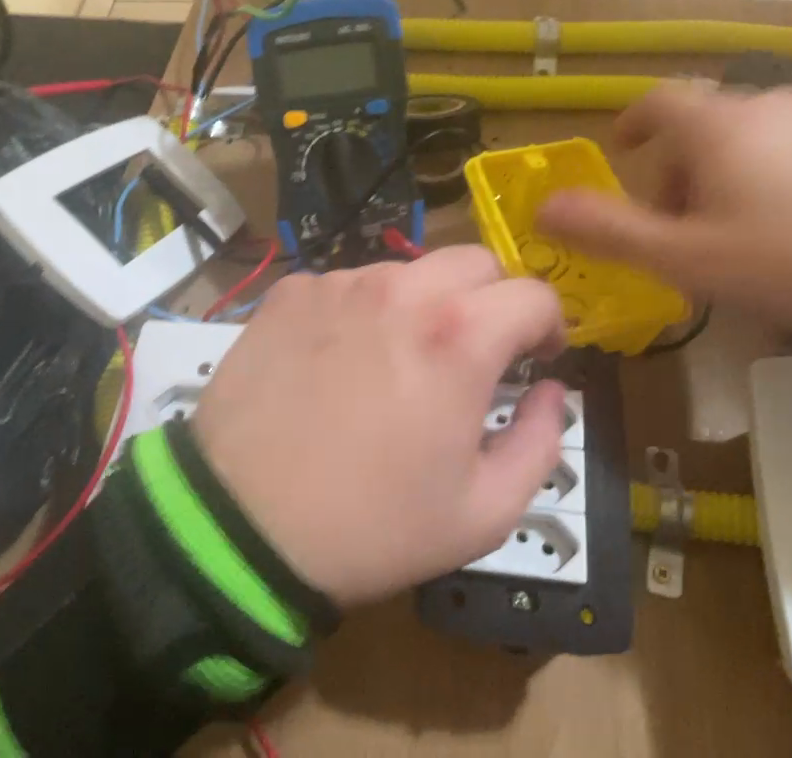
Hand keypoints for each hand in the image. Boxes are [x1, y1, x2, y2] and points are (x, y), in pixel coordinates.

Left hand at [191, 246, 566, 606]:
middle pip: (475, 262)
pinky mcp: (289, 294)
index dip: (549, 325)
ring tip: (400, 362)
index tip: (537, 358)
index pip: (533, 292)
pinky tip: (342, 363)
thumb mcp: (485, 512)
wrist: (241, 529)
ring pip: (408, 270)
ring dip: (425, 304)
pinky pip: (348, 284)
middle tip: (476, 355)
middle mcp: (400, 290)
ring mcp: (338, 284)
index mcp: (458, 336)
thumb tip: (549, 391)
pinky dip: (363, 312)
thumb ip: (540, 440)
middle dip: (492, 301)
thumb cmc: (373, 527)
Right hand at [535, 85, 791, 341]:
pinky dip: (778, 182)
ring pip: (753, 140)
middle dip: (677, 169)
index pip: (656, 101)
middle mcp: (768, 106)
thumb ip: (609, 232)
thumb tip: (543, 210)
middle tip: (677, 227)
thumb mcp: (687, 259)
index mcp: (716, 125)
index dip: (631, 123)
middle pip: (703, 125)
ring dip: (727, 178)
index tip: (622, 151)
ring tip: (736, 239)